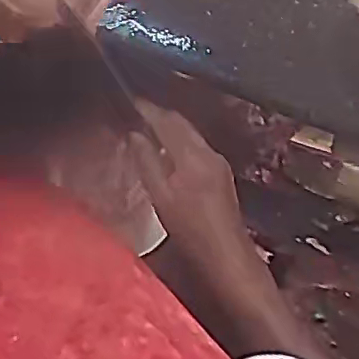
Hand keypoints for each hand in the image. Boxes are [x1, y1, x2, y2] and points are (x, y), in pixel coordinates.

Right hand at [128, 100, 265, 292]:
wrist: (228, 258)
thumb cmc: (190, 230)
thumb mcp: (160, 197)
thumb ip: (146, 161)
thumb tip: (134, 134)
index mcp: (192, 156)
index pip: (167, 121)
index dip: (147, 109)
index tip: (131, 100)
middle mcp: (209, 152)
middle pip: (181, 123)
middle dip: (159, 114)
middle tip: (136, 110)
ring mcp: (218, 162)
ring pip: (190, 133)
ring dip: (170, 126)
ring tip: (147, 126)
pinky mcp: (221, 172)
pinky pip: (196, 144)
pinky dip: (180, 139)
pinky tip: (167, 148)